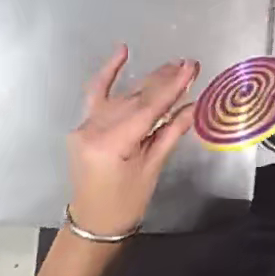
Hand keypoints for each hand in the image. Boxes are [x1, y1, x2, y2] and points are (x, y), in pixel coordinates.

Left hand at [67, 45, 196, 236]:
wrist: (94, 222)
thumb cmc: (126, 203)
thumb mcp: (152, 169)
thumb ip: (169, 133)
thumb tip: (191, 107)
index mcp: (111, 144)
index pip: (147, 109)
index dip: (171, 88)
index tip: (190, 68)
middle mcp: (93, 129)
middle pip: (134, 99)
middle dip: (162, 81)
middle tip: (187, 64)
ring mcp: (84, 126)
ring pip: (121, 97)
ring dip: (146, 81)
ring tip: (171, 66)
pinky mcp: (83, 126)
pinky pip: (96, 95)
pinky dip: (108, 74)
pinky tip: (122, 53)